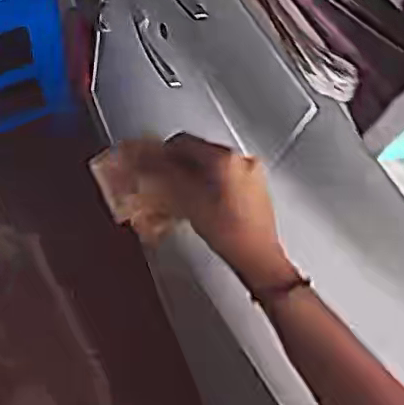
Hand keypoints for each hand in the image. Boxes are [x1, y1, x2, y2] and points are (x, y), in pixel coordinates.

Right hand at [97, 134, 297, 292]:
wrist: (260, 262)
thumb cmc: (231, 236)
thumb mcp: (186, 201)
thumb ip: (162, 176)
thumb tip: (143, 162)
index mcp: (225, 159)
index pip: (182, 142)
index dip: (158, 152)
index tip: (146, 161)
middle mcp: (240, 162)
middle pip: (194, 153)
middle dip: (172, 165)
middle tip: (156, 176)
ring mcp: (249, 176)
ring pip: (207, 167)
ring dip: (185, 177)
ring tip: (172, 192)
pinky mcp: (253, 191)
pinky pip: (220, 179)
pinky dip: (201, 186)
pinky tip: (192, 202)